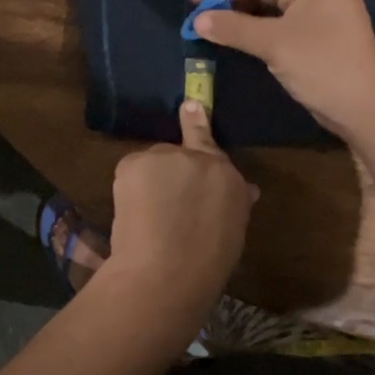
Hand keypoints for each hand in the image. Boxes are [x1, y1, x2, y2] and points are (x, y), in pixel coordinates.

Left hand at [104, 99, 256, 302]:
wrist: (168, 270)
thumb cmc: (206, 264)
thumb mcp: (232, 230)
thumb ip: (233, 202)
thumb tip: (246, 189)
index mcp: (228, 177)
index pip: (211, 144)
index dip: (198, 124)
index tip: (191, 105)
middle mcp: (199, 159)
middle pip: (178, 156)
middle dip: (169, 175)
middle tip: (161, 208)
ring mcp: (166, 157)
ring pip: (152, 164)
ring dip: (149, 182)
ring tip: (147, 216)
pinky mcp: (135, 162)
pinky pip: (131, 171)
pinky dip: (129, 188)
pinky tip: (133, 212)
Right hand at [191, 0, 374, 136]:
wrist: (364, 108)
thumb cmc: (321, 67)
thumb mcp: (273, 44)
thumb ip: (233, 28)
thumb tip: (198, 20)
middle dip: (231, 1)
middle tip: (198, 14)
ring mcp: (324, 12)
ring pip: (273, 7)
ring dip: (243, 17)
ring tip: (211, 24)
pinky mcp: (321, 34)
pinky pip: (282, 23)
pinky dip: (258, 28)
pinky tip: (237, 36)